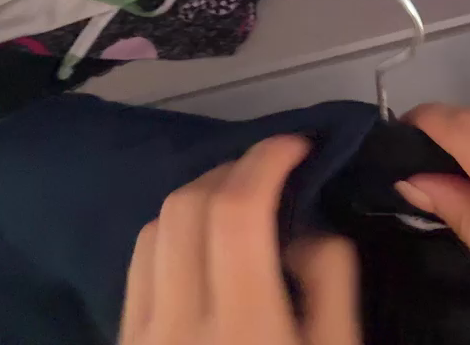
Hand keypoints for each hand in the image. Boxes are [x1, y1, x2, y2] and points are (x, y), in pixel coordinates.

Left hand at [120, 135, 359, 344]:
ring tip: (244, 201)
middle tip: (279, 169)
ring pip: (156, 227)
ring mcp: (139, 342)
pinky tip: (208, 247)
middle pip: (188, 204)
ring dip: (203, 195)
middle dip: (237, 166)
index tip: (301, 144)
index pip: (237, 208)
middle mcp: (175, 327)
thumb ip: (330, 275)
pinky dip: (175, 231)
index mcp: (240, 327)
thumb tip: (303, 222)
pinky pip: (140, 264)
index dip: (268, 157)